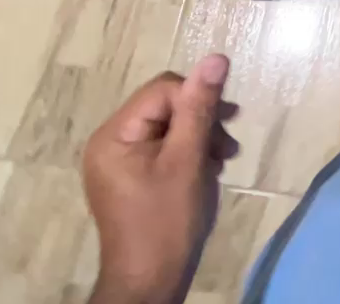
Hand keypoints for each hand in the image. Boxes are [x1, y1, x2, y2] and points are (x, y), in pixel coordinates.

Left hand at [83, 54, 236, 303]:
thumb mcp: (188, 160)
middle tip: (227, 146)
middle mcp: (111, 141)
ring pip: (172, 122)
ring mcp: (121, 159)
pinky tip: (208, 167)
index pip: (163, 90)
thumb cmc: (166, 222)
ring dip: (202, 134)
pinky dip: (192, 149)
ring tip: (222, 159)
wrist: (151, 284)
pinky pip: (167, 142)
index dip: (198, 99)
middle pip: (167, 104)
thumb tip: (216, 58)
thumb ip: (200, 107)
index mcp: (114, 136)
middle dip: (202, 118)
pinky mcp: (134, 173)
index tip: (228, 122)